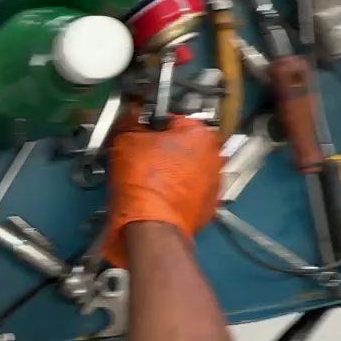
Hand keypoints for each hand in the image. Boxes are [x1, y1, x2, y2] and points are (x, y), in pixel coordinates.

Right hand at [103, 114, 222, 267]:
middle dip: (163, 151)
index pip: (171, 119)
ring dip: (172, 173)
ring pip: (188, 170)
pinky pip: (189, 193)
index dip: (149, 128)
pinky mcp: (209, 207)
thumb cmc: (141, 180)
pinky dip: (177, 194)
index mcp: (200, 133)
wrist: (151, 226)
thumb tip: (131, 114)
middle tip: (140, 163)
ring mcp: (215, 183)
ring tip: (149, 184)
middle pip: (182, 146)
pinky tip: (159, 200)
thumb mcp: (125, 142)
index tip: (136, 140)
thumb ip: (130, 122)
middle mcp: (215, 155)